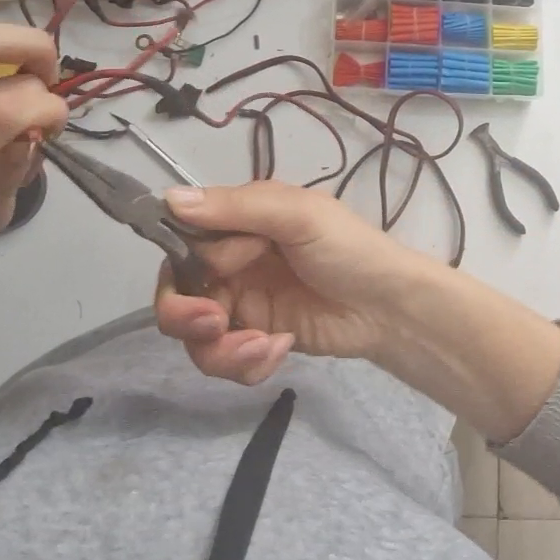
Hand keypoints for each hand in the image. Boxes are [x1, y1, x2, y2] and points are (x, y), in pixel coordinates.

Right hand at [153, 181, 438, 384]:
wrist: (390, 307)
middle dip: (186, 316)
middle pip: (176, 294)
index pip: (180, 241)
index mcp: (239, 221)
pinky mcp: (255, 338)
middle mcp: (232, 261)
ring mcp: (243, 302)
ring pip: (195, 335)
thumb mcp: (298, 215)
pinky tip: (281, 348)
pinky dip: (245, 361)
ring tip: (263, 345)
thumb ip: (237, 207)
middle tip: (216, 323)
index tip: (206, 276)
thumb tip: (169, 198)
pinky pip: (224, 358)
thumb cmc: (349, 249)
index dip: (182, 264)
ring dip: (221, 348)